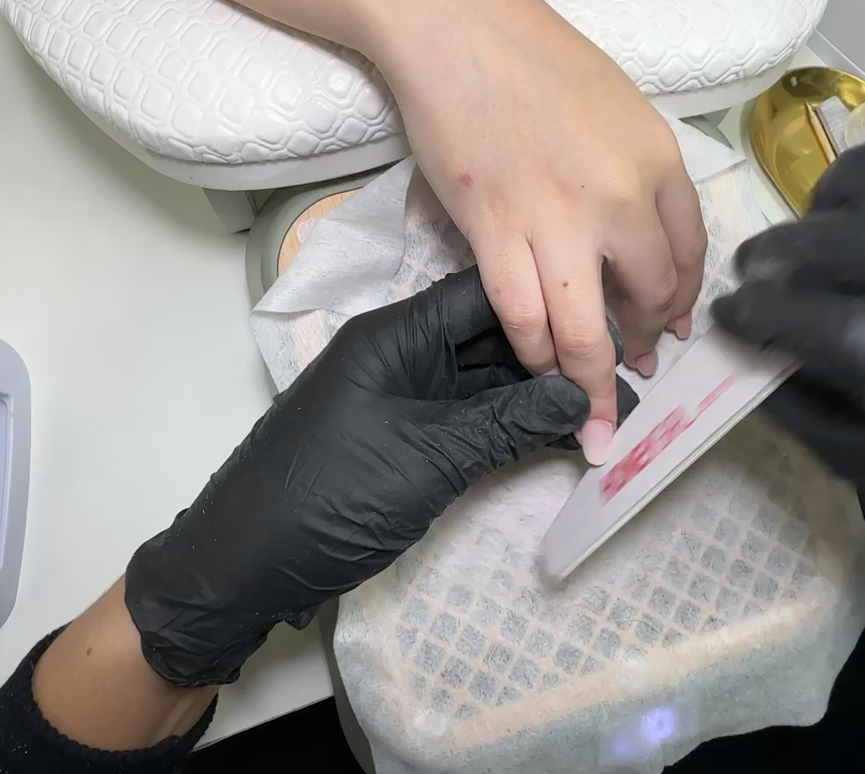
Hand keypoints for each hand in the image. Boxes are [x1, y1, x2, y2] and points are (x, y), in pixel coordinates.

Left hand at [125, 268, 634, 685]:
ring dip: (535, 398)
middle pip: (489, 338)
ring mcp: (406, 395)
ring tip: (604, 414)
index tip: (608, 328)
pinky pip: (468, 417)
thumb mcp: (426, 459)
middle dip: (551, 361)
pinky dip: (508, 427)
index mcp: (395, 334)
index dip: (546, 310)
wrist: (244, 567)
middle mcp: (403, 352)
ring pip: (483, 380)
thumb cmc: (330, 497)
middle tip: (621, 384)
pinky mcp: (408, 435)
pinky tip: (557, 436)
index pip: (482, 297)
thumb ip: (505, 423)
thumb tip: (581, 396)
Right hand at [386, 8, 703, 464]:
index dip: (682, 302)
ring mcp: (555, 218)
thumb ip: (643, 177)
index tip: (670, 329)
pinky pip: (522, 315)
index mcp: (658, 159)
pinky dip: (534, 352)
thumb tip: (642, 248)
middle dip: (642, 348)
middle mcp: (619, 197)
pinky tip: (539, 366)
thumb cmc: (538, 58)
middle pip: (648, 299)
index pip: (691, 254)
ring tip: (589, 413)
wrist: (458, 30)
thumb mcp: (620, 107)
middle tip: (633, 371)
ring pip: (583, 329)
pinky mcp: (492, 229)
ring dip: (589, 382)